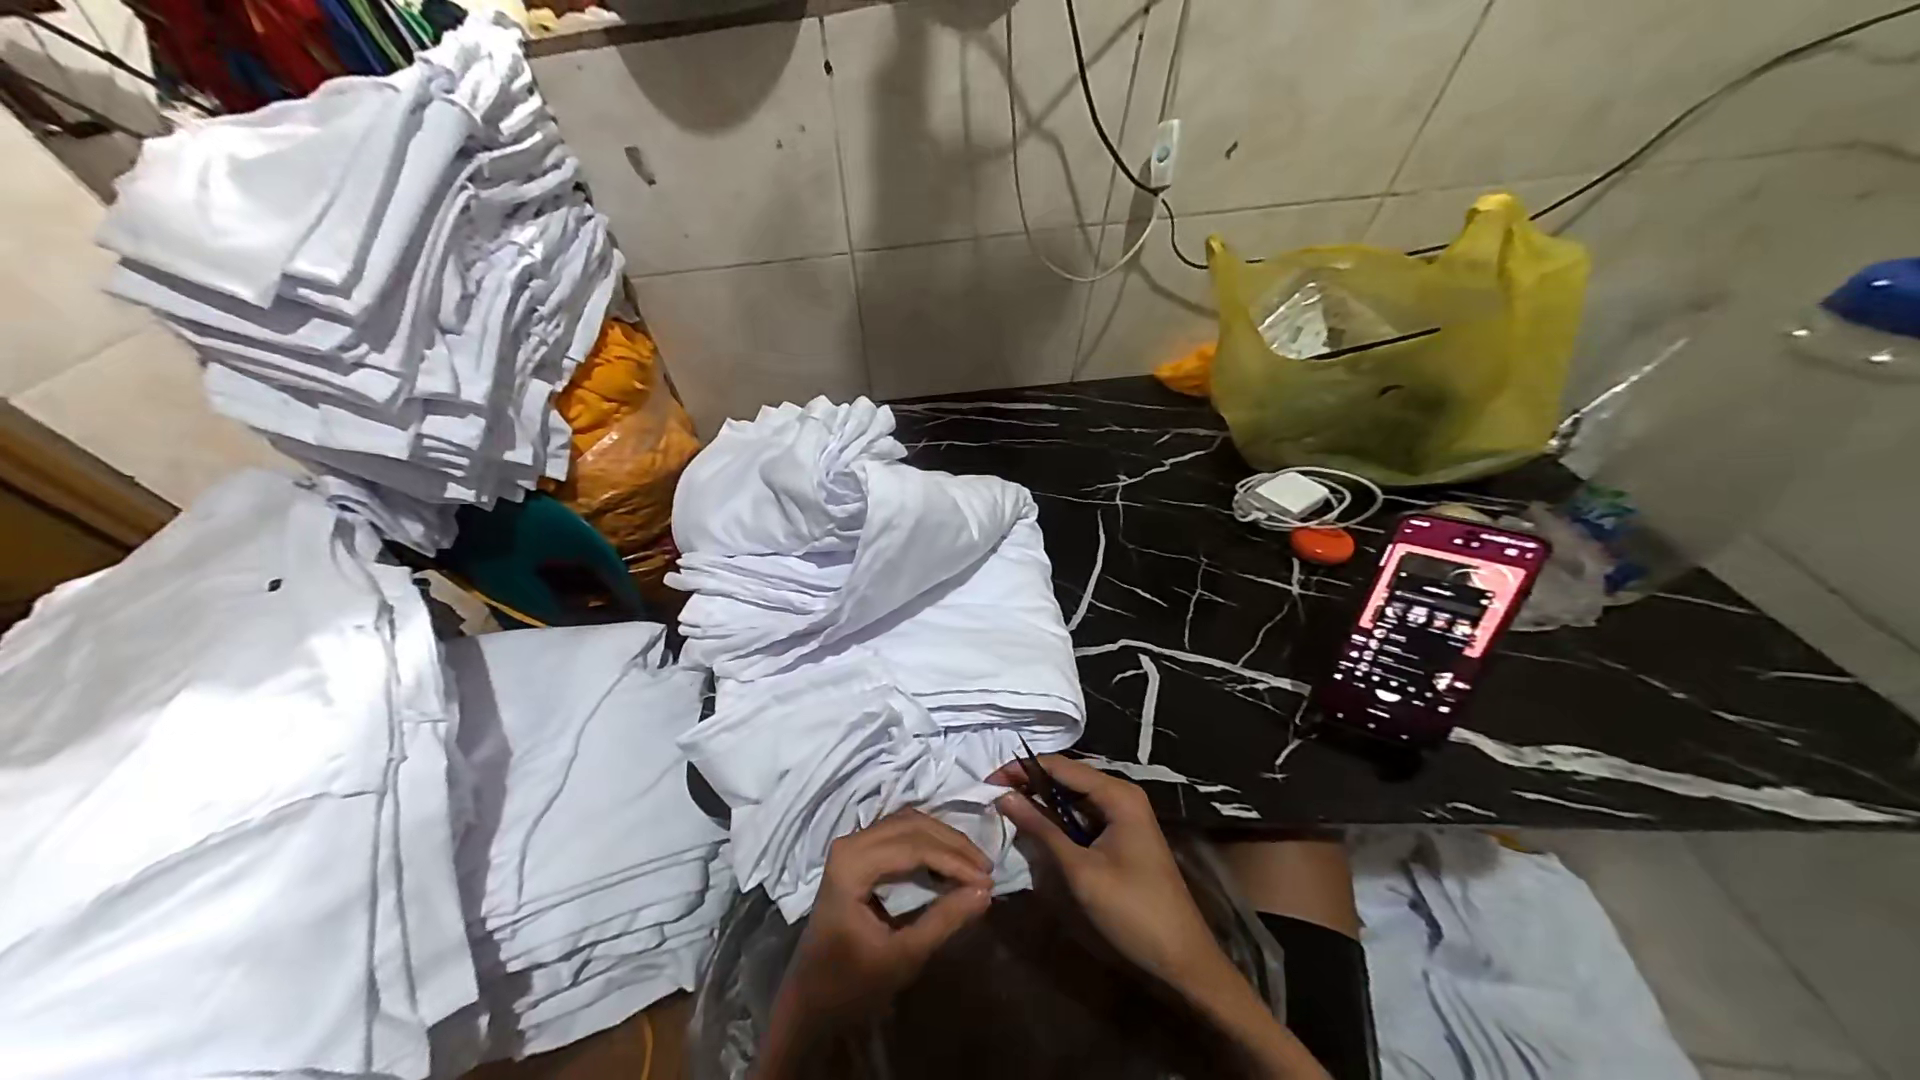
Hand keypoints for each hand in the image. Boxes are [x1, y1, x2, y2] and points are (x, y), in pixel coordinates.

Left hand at [775, 809, 993, 1025]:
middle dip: (953, 845)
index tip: (988, 880)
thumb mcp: (902, 958)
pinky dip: (928, 843)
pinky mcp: (857, 853)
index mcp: (851, 864)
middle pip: (912, 825)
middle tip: (986, 869)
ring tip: (973, 866)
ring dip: (943, 840)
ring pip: (908, 823)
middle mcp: (849, 843)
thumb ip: (943, 921)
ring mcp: (851, 845)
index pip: (913, 847)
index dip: (954, 860)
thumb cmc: (850, 985)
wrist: (809, 1003)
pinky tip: (949, 862)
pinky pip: (899, 833)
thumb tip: (985, 891)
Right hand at [993, 758, 1333, 1079]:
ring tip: (1005, 806)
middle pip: (1068, 777)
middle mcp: (1122, 795)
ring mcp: (1124, 815)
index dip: (1023, 769)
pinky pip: (1083, 816)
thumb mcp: (1080, 869)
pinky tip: (1035, 826)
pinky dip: (1058, 818)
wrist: (1182, 959)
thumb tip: (1004, 797)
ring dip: (1042, 801)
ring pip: (1073, 797)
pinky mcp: (1121, 836)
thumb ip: (1041, 828)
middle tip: (991, 794)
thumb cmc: (1132, 910)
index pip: (1061, 766)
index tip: (988, 780)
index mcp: (1118, 794)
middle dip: (1030, 783)